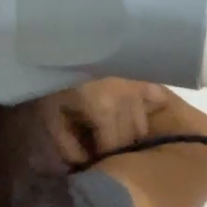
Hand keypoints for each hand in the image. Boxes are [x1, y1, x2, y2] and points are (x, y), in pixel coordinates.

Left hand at [43, 78, 170, 164]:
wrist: (61, 42)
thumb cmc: (53, 79)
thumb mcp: (51, 114)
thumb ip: (67, 145)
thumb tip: (84, 164)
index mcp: (105, 109)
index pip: (114, 147)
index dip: (102, 159)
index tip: (90, 160)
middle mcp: (129, 97)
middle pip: (132, 137)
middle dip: (116, 148)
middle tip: (98, 147)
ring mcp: (140, 83)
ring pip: (144, 123)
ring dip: (128, 133)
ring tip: (109, 132)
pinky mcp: (143, 73)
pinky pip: (154, 100)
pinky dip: (143, 111)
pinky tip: (127, 113)